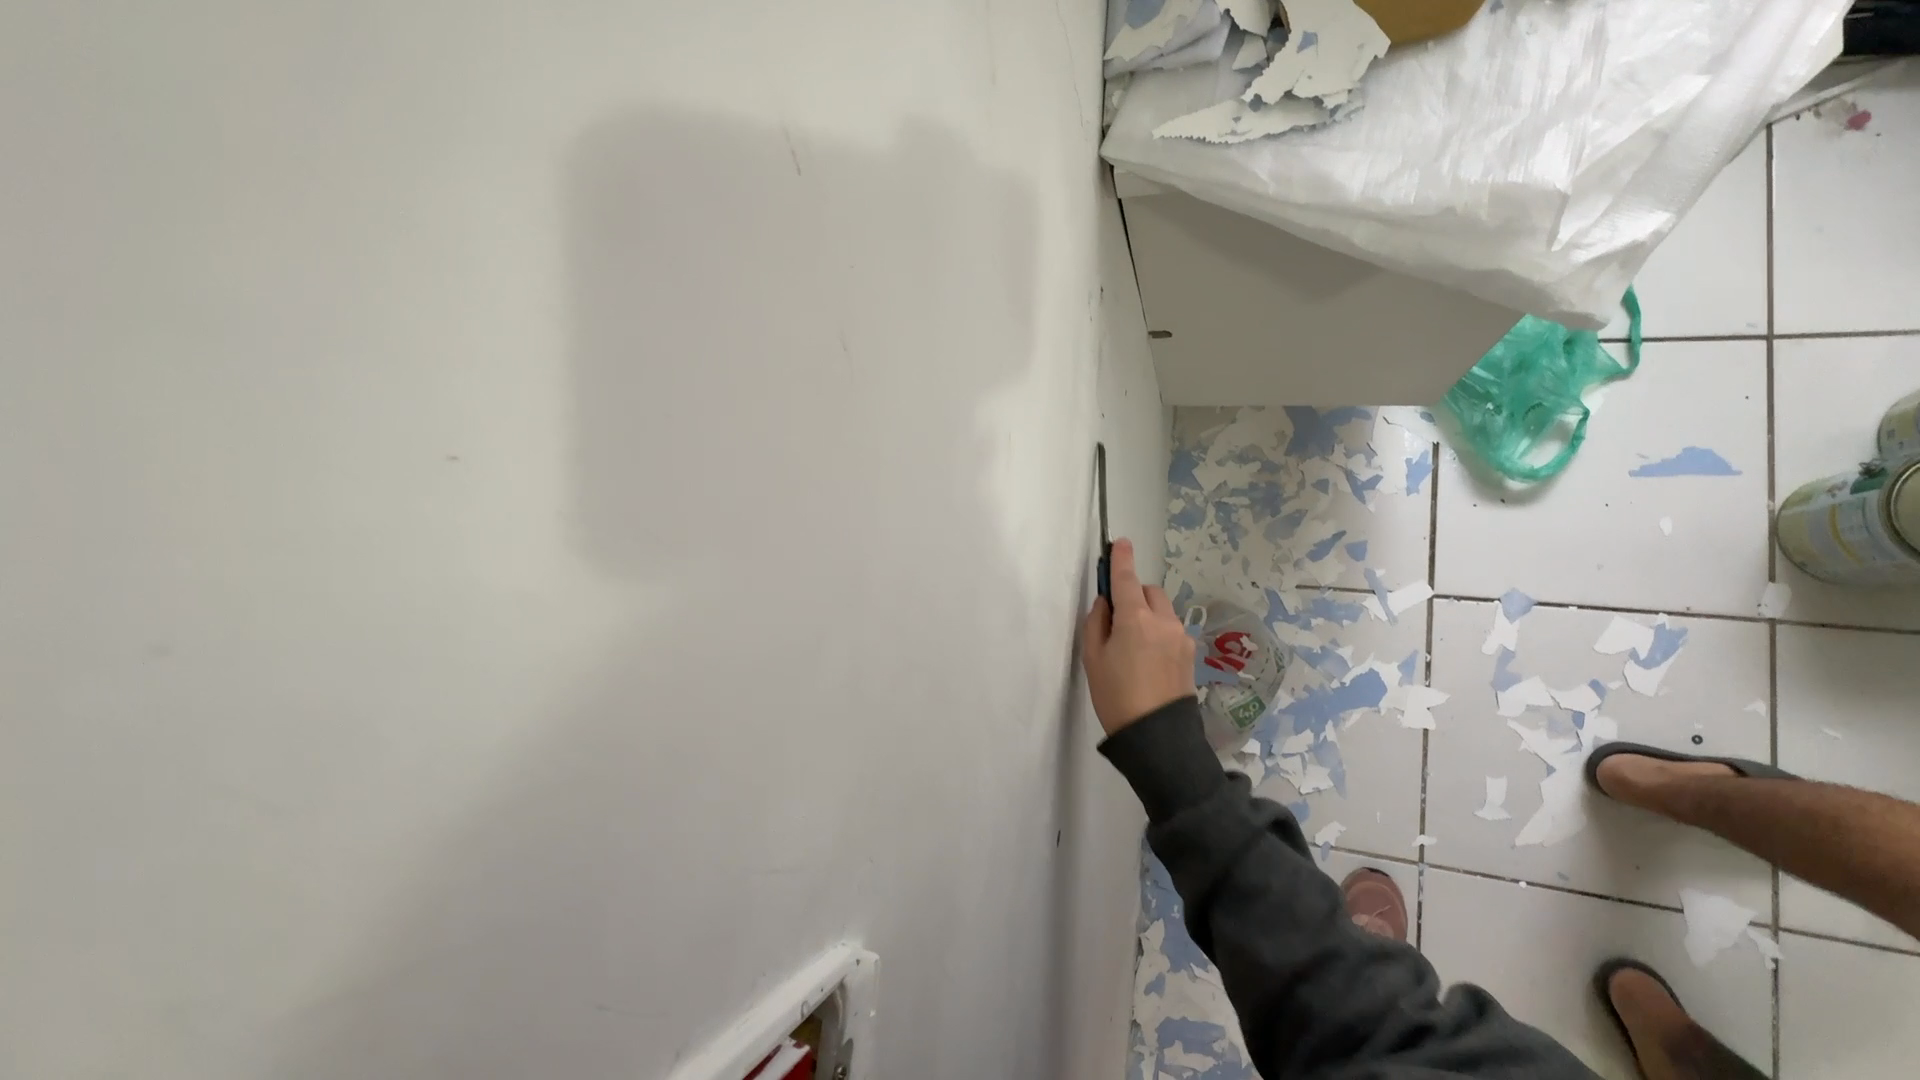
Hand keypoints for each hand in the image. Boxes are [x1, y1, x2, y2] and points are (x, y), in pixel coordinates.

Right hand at [1082, 538, 1195, 735]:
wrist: (1156, 736)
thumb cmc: (1115, 697)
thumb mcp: (1093, 659)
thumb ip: (1097, 623)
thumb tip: (1106, 604)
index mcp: (1135, 619)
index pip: (1127, 579)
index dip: (1121, 559)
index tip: (1120, 543)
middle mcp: (1163, 621)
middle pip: (1149, 592)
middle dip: (1135, 595)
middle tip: (1117, 620)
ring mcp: (1181, 637)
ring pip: (1163, 611)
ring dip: (1148, 616)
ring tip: (1133, 648)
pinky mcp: (1190, 654)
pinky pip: (1171, 631)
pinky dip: (1159, 634)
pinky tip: (1149, 662)